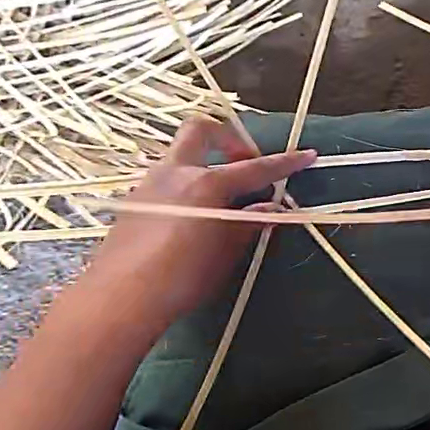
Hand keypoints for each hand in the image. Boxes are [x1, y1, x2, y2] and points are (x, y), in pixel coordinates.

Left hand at [76, 118, 314, 330]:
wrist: (121, 299)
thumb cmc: (183, 278)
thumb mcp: (226, 253)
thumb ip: (249, 224)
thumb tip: (269, 208)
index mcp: (206, 185)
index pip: (255, 169)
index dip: (285, 163)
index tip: (307, 155)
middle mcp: (176, 173)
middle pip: (201, 131)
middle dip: (228, 139)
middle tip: (245, 164)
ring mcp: (150, 184)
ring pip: (181, 157)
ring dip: (205, 166)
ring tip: (221, 200)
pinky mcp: (134, 202)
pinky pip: (167, 181)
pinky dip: (188, 188)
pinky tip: (192, 219)